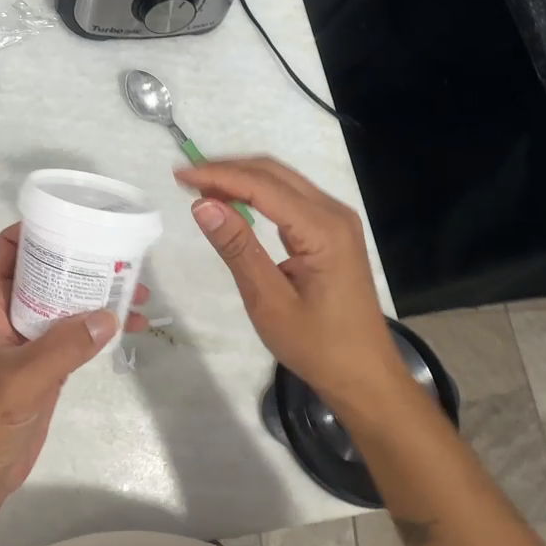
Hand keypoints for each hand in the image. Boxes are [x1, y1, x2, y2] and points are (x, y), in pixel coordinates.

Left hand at [0, 224, 149, 496]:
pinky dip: (100, 326)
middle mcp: (10, 314)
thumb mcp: (20, 378)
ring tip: (138, 289)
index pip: (8, 249)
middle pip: (45, 271)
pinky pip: (76, 333)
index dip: (34, 229)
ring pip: (65, 301)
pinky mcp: (47, 364)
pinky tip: (130, 326)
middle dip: (80, 261)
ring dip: (97, 293)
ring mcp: (30, 339)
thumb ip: (62, 347)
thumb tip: (109, 314)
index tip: (72, 218)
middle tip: (121, 255)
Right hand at [177, 159, 408, 408]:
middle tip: (186, 180)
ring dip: (241, 178)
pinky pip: (290, 197)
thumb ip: (237, 248)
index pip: (262, 186)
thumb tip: (202, 204)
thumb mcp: (269, 301)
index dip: (219, 175)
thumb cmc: (317, 345)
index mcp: (323, 229)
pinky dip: (257, 193)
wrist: (364, 376)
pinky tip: (233, 203)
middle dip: (227, 170)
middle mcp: (334, 213)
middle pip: (273, 173)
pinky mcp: (332, 230)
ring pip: (281, 180)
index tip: (180, 176)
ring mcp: (336, 220)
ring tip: (202, 188)